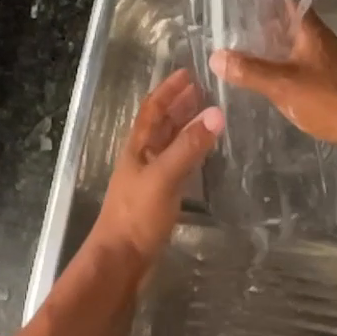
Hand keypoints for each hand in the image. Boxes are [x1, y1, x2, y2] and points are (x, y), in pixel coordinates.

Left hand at [89, 69, 222, 265]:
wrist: (119, 262)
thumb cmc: (136, 214)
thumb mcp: (164, 175)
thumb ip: (189, 145)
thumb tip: (217, 112)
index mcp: (138, 145)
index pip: (153, 108)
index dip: (168, 89)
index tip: (188, 73)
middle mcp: (142, 156)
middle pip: (161, 122)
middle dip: (179, 104)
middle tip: (204, 89)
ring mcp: (149, 177)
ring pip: (169, 142)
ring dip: (185, 126)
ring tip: (208, 115)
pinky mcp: (158, 197)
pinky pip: (176, 163)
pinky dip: (189, 151)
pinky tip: (202, 155)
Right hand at [210, 7, 336, 146]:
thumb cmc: (324, 98)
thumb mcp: (281, 84)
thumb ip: (249, 71)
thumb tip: (216, 57)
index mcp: (312, 31)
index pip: (290, 2)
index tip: (247, 0)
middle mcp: (322, 39)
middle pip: (293, 22)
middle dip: (269, 23)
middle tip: (242, 27)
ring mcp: (329, 59)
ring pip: (299, 43)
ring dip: (278, 44)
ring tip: (252, 50)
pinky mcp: (331, 78)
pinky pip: (304, 60)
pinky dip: (287, 61)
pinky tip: (274, 75)